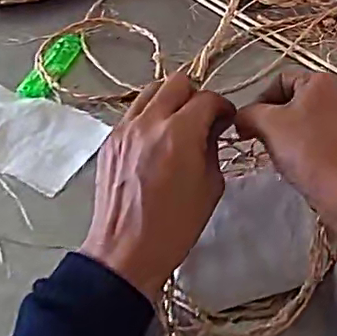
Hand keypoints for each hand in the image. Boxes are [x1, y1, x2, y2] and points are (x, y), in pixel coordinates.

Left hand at [78, 75, 234, 294]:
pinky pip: (135, 112)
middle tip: (203, 118)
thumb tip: (212, 127)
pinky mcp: (110, 142)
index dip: (223, 107)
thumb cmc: (176, 224)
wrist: (126, 252)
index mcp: (178, 133)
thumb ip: (213, 145)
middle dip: (196, 96)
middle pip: (177, 82)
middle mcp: (148, 123)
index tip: (226, 121)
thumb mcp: (211, 184)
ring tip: (178, 124)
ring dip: (170, 101)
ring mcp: (124, 130)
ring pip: (151, 91)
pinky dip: (151, 116)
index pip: (208, 98)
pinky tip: (158, 140)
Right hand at [234, 69, 336, 250]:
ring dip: (278, 133)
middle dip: (267, 118)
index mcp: (320, 80)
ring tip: (273, 151)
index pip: (278, 80)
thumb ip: (248, 113)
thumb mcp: (268, 124)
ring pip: (295, 118)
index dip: (258, 101)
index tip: (247, 125)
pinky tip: (288, 159)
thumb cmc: (307, 149)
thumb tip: (240, 117)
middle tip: (254, 139)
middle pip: (287, 99)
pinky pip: (308, 134)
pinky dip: (294, 143)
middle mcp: (333, 92)